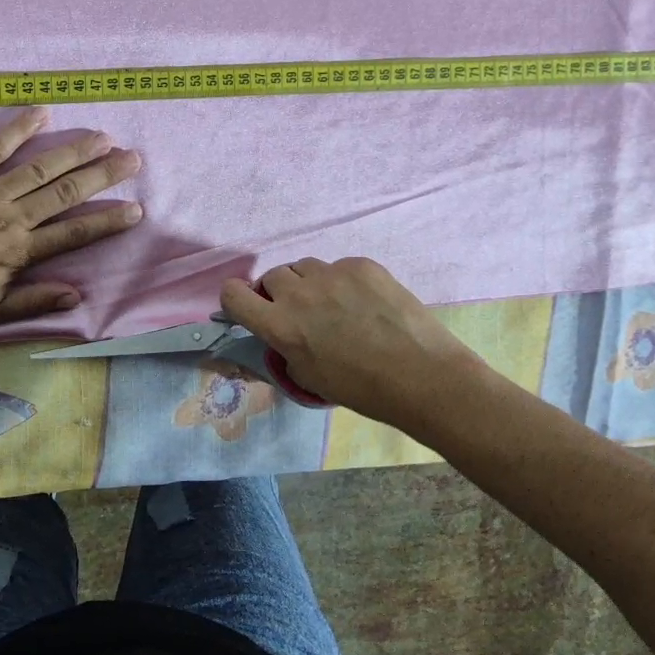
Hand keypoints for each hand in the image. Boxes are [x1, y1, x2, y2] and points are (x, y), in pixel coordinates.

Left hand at [0, 108, 143, 328]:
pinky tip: (42, 113)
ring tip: (103, 137)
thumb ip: (33, 299)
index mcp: (19, 250)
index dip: (108, 221)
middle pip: (67, 191)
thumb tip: (76, 297)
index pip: (75, 233)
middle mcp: (11, 215)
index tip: (136, 209)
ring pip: (41, 167)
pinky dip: (18, 129)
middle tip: (134, 159)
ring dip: (75, 151)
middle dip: (104, 175)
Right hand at [219, 257, 479, 424]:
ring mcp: (331, 274)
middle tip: (303, 314)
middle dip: (280, 293)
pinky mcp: (361, 265)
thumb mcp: (309, 377)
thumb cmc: (362, 389)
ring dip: (310, 284)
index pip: (233, 294)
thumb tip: (285, 333)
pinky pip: (339, 267)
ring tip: (335, 306)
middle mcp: (298, 293)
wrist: (421, 375)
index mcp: (280, 326)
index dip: (236, 299)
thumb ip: (286, 348)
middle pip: (272, 277)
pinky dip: (343, 282)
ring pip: (305, 268)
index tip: (250, 308)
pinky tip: (365, 303)